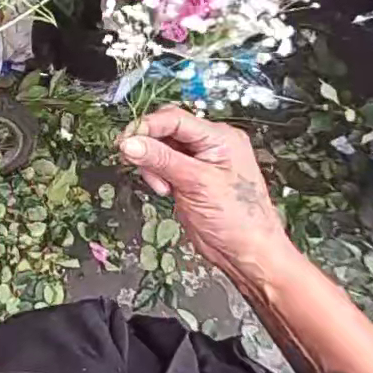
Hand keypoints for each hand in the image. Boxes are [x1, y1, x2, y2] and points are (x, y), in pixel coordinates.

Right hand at [118, 107, 291, 278]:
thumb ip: (160, 160)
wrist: (246, 253)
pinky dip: (156, 175)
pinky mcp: (188, 178)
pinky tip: (164, 190)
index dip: (147, 127)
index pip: (175, 119)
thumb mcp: (196, 183)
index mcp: (220, 138)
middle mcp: (210, 145)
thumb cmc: (239, 220)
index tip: (126, 141)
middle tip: (133, 158)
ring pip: (160, 148)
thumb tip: (130, 143)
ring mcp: (199, 162)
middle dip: (148, 145)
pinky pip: (162, 165)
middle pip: (165, 130)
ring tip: (161, 185)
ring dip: (151, 164)